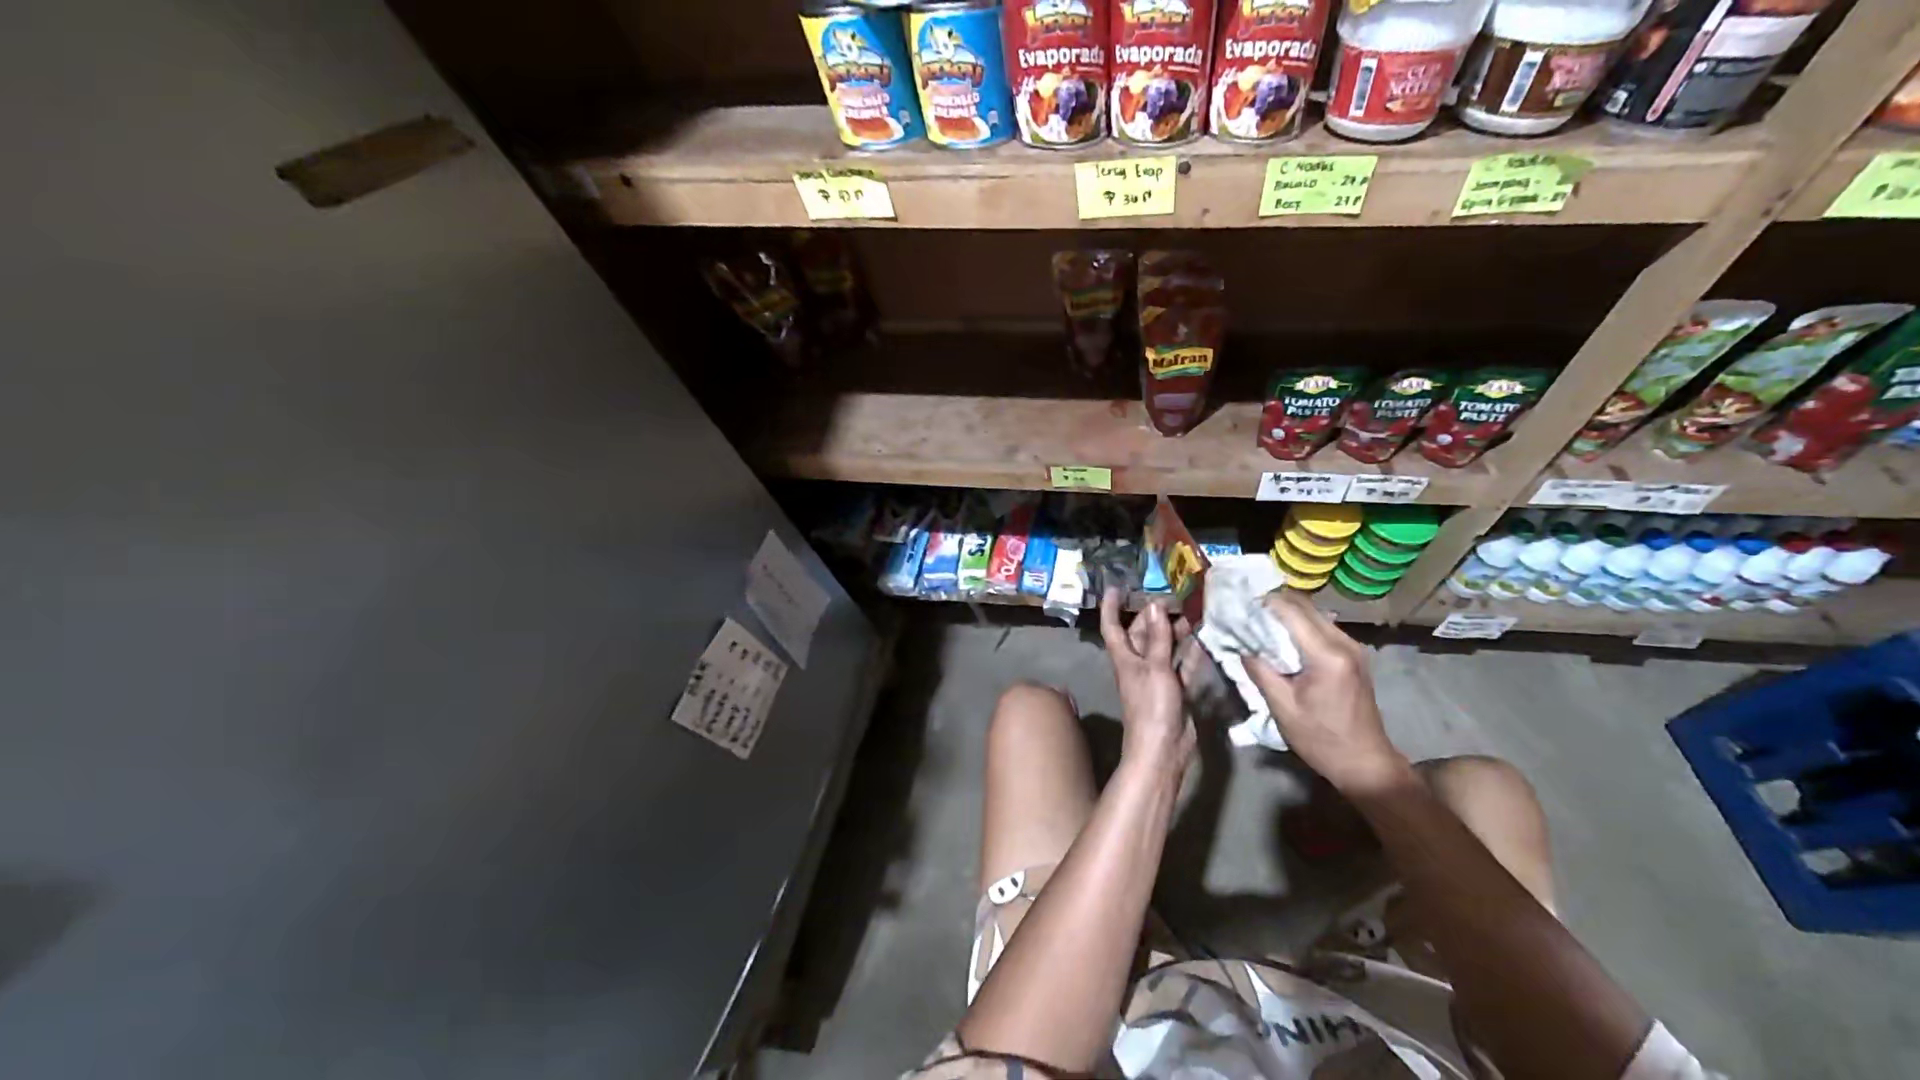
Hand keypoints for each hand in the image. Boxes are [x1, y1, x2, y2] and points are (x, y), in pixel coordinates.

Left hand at [1099, 588, 1194, 774]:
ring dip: (1177, 632)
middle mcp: (1139, 665)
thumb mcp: (1155, 668)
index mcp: (1125, 658)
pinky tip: (1205, 639)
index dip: (1112, 607)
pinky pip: (1183, 666)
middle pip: (1144, 635)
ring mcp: (1158, 678)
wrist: (1163, 749)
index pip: (1113, 627)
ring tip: (1194, 613)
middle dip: (1155, 617)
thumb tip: (1154, 606)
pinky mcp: (1176, 691)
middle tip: (1174, 598)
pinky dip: (1192, 653)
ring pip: (1166, 649)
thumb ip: (1158, 638)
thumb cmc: (1151, 706)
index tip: (1117, 588)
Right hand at [1242, 591, 1409, 795]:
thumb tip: (1242, 646)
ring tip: (1259, 622)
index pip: (1291, 612)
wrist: (1365, 762)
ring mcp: (1353, 647)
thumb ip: (1260, 671)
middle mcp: (1344, 643)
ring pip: (1314, 614)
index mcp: (1327, 655)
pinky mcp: (1353, 655)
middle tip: (1246, 610)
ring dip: (1287, 613)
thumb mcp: (1282, 707)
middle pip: (1305, 606)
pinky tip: (1282, 637)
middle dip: (1274, 603)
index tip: (1240, 604)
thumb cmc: (1321, 739)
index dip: (1264, 603)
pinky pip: (1322, 627)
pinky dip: (1300, 625)